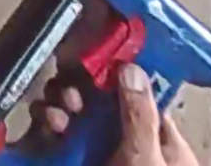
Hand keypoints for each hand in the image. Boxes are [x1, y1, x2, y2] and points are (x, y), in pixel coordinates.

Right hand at [29, 64, 197, 165]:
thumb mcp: (148, 164)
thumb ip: (138, 117)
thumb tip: (129, 67)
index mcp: (162, 144)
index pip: (139, 93)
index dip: (115, 72)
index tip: (90, 56)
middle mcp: (131, 143)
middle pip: (100, 99)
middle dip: (79, 90)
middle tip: (71, 96)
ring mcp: (102, 154)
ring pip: (76, 113)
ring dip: (61, 106)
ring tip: (56, 116)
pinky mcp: (77, 160)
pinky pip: (59, 134)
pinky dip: (50, 124)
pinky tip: (47, 125)